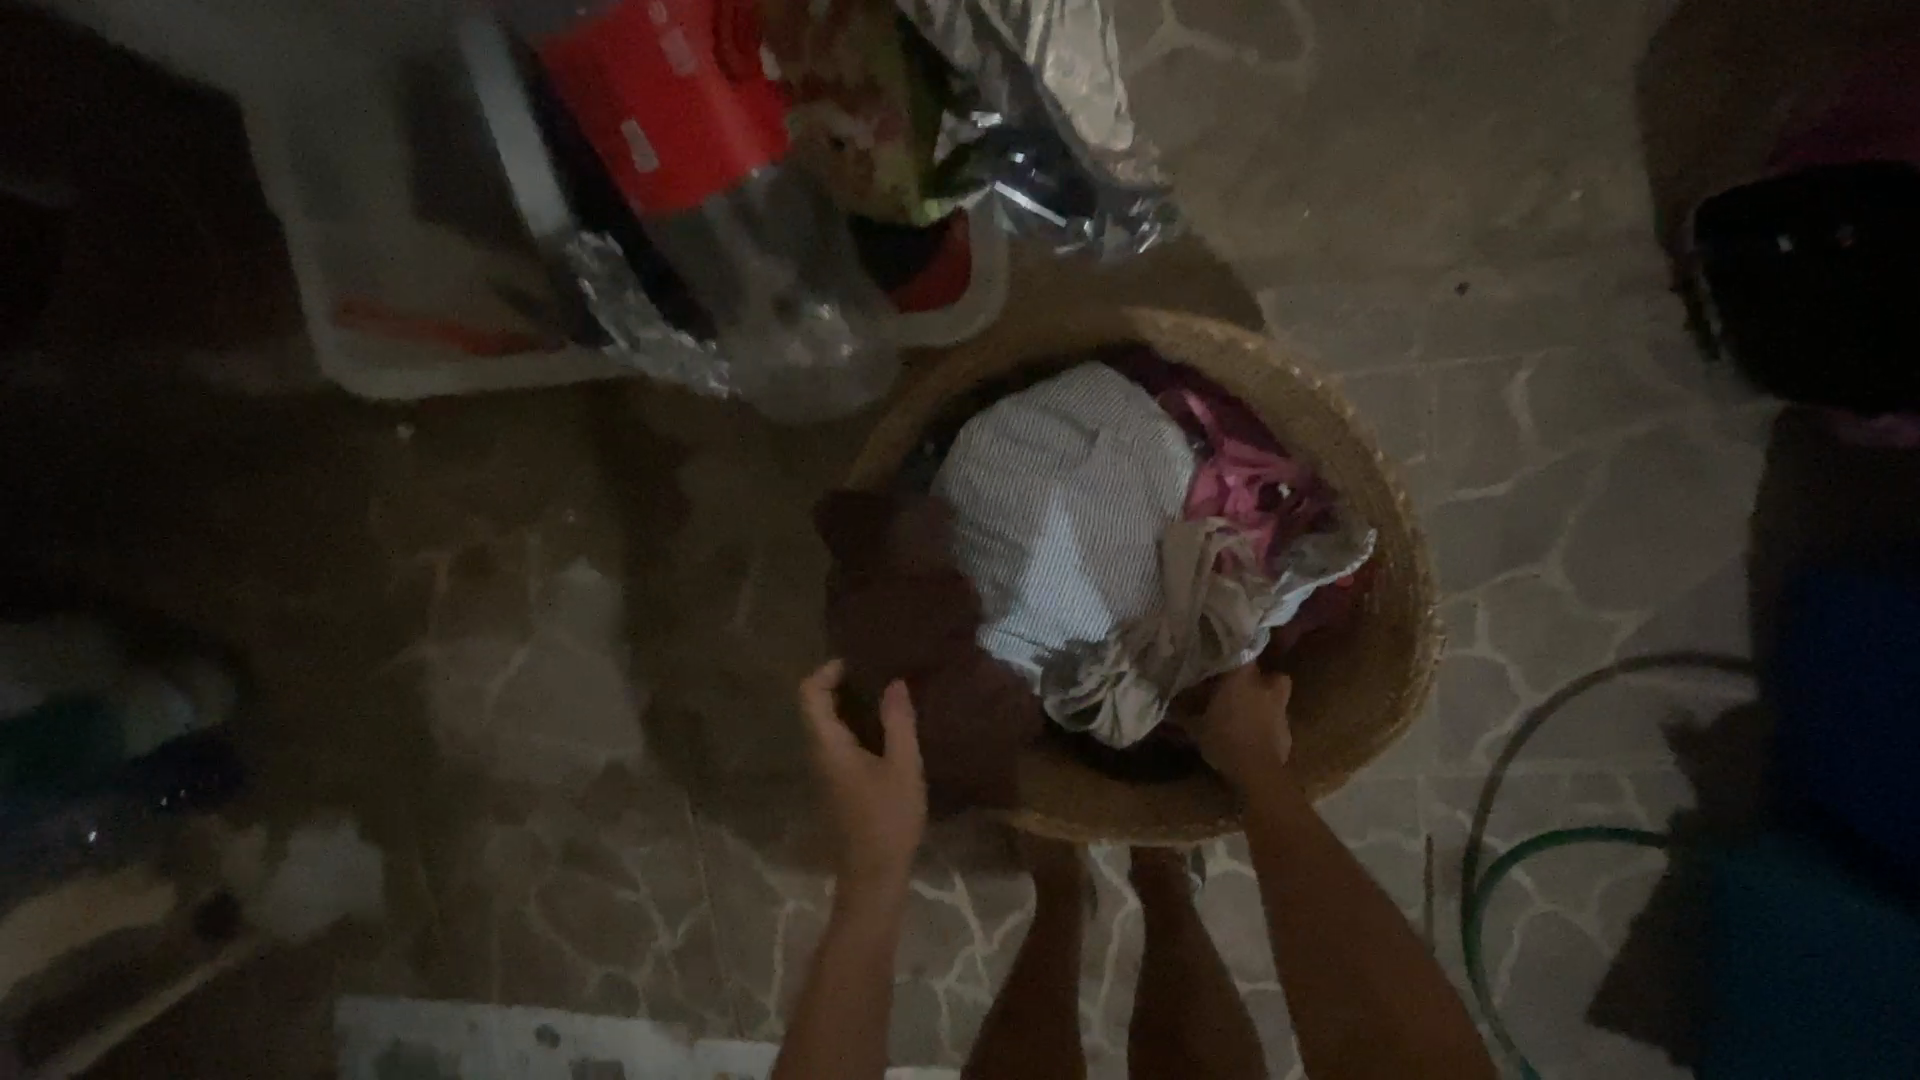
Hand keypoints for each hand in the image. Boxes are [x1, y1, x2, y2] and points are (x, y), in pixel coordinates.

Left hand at [798, 660, 927, 896]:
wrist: (873, 877)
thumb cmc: (888, 820)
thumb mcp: (904, 767)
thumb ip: (898, 723)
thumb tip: (894, 683)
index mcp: (828, 745)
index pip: (809, 693)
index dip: (827, 671)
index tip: (858, 662)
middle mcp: (817, 754)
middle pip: (814, 706)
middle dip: (840, 683)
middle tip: (877, 673)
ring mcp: (824, 771)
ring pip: (825, 725)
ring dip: (848, 705)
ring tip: (885, 695)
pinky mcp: (835, 784)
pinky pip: (836, 741)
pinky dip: (854, 725)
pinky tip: (885, 729)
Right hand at [1193, 664, 1292, 792]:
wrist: (1257, 771)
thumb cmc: (1224, 740)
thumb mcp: (1196, 728)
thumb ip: (1184, 714)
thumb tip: (1169, 708)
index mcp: (1242, 680)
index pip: (1243, 653)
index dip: (1235, 654)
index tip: (1224, 660)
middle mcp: (1265, 689)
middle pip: (1273, 674)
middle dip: (1261, 679)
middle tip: (1244, 688)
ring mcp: (1280, 711)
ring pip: (1279, 699)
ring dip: (1266, 702)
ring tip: (1249, 713)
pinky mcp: (1288, 733)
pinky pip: (1278, 722)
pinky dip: (1269, 725)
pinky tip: (1255, 735)